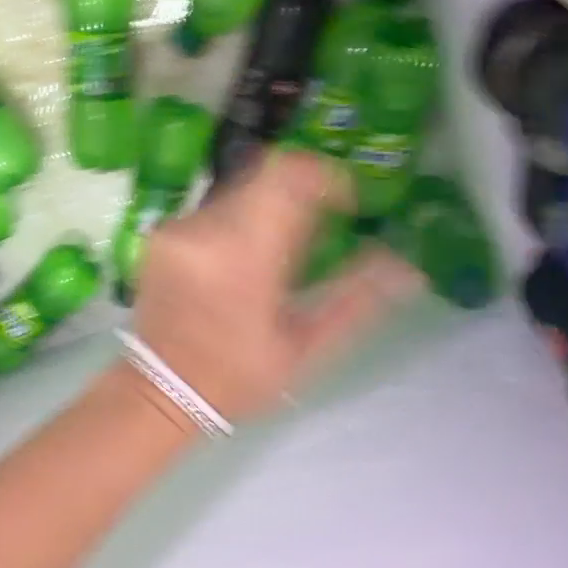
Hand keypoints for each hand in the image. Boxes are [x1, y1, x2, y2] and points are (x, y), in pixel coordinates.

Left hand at [129, 151, 423, 422]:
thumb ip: (356, 300)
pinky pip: (211, 209)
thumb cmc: (239, 378)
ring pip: (239, 191)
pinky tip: (238, 266)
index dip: (326, 176)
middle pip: (266, 176)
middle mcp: (208, 228)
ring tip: (276, 256)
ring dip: (266, 210)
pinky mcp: (160, 234)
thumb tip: (408, 269)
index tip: (345, 204)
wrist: (162, 393)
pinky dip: (235, 224)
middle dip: (299, 195)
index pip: (291, 175)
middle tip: (315, 233)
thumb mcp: (306, 347)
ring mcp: (179, 228)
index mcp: (248, 255)